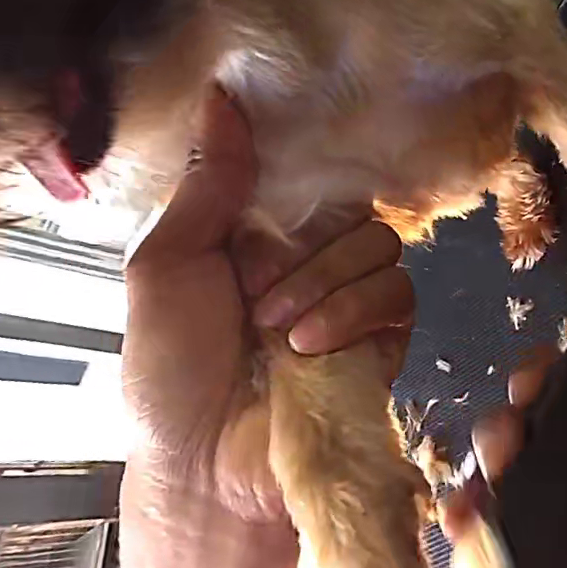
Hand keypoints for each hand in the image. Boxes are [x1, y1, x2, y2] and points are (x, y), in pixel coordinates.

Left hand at [122, 89, 414, 521]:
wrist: (211, 468)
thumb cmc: (173, 372)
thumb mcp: (166, 269)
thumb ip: (208, 186)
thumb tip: (220, 99)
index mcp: (262, 238)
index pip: (307, 177)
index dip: (305, 169)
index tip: (292, 170)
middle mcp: (314, 261)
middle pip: (353, 210)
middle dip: (308, 253)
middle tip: (260, 297)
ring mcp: (354, 299)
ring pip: (383, 247)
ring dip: (329, 286)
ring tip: (284, 333)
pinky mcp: (387, 337)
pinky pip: (400, 293)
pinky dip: (358, 313)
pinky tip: (317, 346)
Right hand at [440, 350, 566, 567]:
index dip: (548, 380)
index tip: (536, 375)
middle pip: (527, 442)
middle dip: (504, 429)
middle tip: (507, 435)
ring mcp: (565, 540)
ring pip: (506, 498)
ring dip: (479, 486)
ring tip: (470, 497)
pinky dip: (477, 553)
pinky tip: (464, 541)